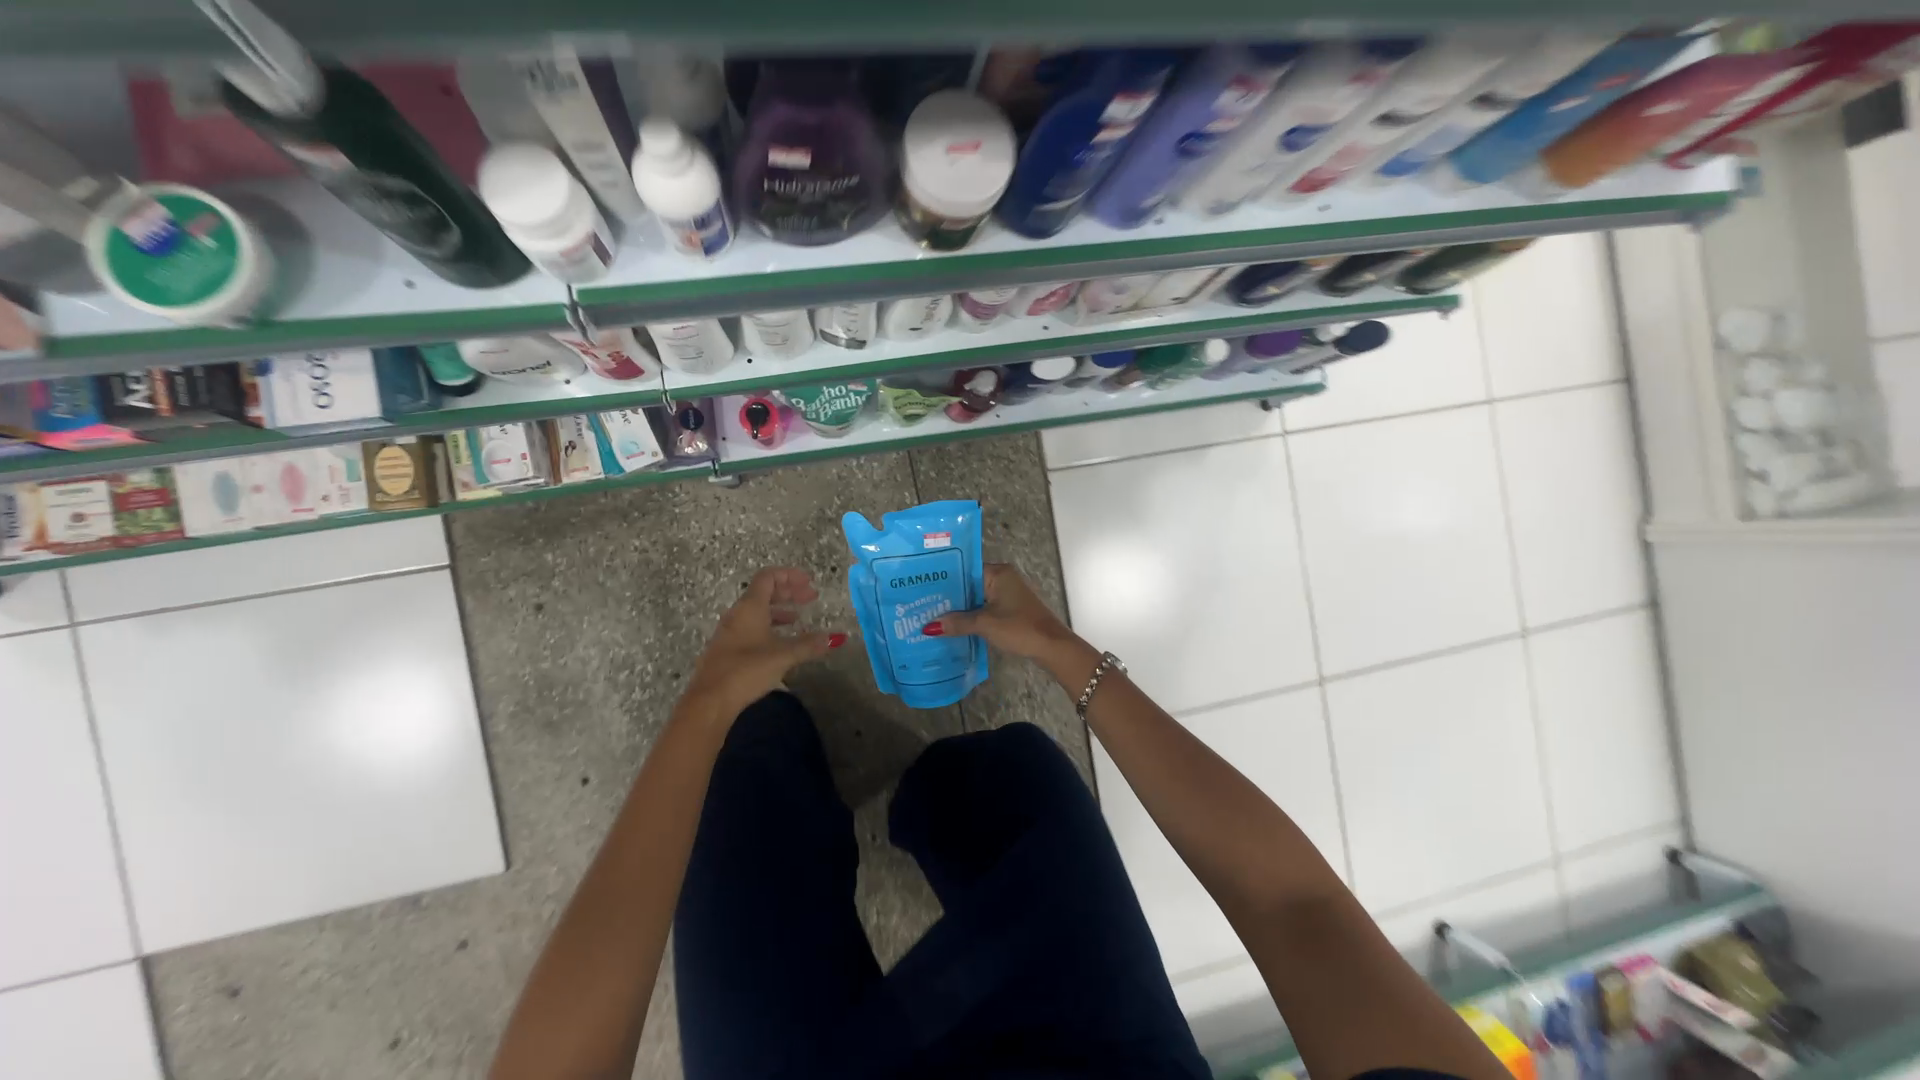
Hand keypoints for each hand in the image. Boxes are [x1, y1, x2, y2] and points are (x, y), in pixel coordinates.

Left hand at [683, 567, 844, 720]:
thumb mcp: (783, 656)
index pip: (768, 577)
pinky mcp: (726, 648)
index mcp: (750, 607)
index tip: (809, 582)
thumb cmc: (747, 670)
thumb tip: (835, 637)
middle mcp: (737, 614)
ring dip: (778, 610)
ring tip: (797, 619)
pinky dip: (768, 625)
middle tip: (810, 598)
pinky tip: (778, 641)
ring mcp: (729, 631)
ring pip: (756, 610)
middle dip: (788, 592)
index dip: (790, 575)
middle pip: (763, 592)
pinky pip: (750, 626)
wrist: (710, 700)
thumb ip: (809, 644)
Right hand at [926, 563, 1078, 660]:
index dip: (945, 578)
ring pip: (977, 598)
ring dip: (959, 608)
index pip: (965, 569)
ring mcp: (1008, 595)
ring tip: (931, 615)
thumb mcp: (985, 624)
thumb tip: (929, 627)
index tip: (922, 586)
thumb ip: (957, 623)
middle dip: (949, 596)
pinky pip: (985, 608)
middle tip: (920, 603)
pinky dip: (971, 616)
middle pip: (970, 584)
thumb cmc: (1019, 628)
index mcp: (999, 573)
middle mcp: (1003, 579)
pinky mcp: (1010, 610)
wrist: (1052, 647)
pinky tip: (953, 626)